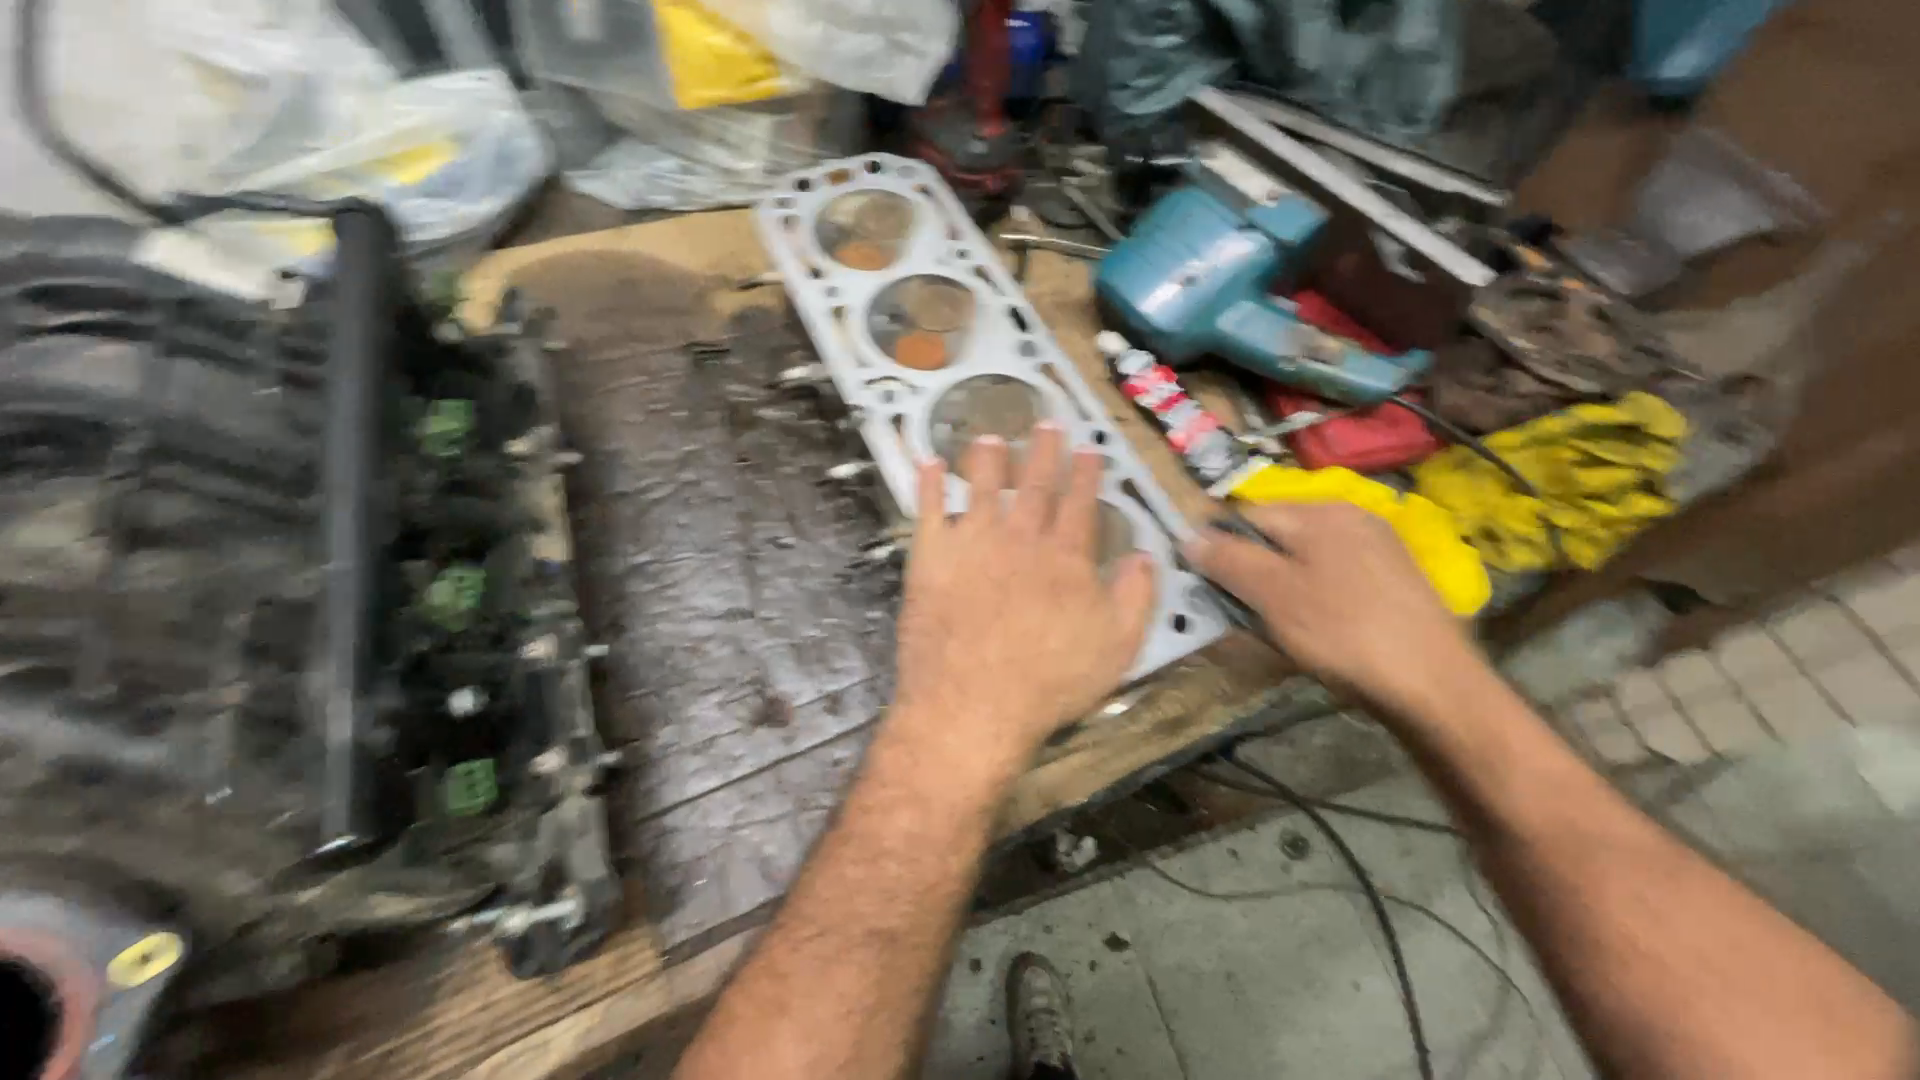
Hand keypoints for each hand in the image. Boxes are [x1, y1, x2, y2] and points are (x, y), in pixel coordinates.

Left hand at [891, 423, 1155, 775]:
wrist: (974, 702)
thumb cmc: (1051, 682)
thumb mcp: (1116, 647)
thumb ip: (1135, 597)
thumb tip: (1145, 555)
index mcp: (1066, 557)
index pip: (1080, 504)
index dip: (1086, 475)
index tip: (1090, 449)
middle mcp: (1021, 538)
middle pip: (1036, 486)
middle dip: (1043, 452)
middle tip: (1046, 422)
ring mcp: (973, 543)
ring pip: (983, 487)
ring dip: (989, 459)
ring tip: (990, 437)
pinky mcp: (930, 558)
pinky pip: (928, 510)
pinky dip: (930, 485)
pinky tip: (929, 463)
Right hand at [1181, 502, 1486, 720]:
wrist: (1434, 684)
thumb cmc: (1343, 633)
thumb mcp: (1273, 594)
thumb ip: (1228, 560)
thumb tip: (1188, 536)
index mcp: (1320, 511)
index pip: (1245, 516)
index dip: (1216, 549)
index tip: (1202, 589)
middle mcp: (1350, 518)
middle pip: (1275, 538)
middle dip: (1249, 574)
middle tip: (1240, 617)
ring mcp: (1376, 549)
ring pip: (1302, 562)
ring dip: (1277, 592)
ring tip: (1275, 631)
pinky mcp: (1392, 582)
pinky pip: (1331, 580)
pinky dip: (1310, 602)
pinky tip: (1315, 634)